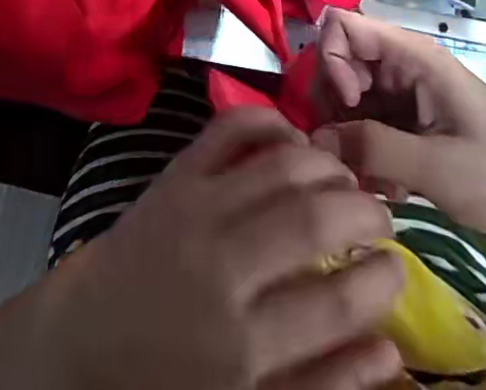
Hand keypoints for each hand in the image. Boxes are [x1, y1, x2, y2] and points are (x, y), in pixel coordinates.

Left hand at [48, 108, 406, 389]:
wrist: (89, 333)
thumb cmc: (172, 375)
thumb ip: (323, 383)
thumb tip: (392, 349)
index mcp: (244, 343)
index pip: (340, 302)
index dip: (386, 279)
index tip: (396, 267)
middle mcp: (223, 266)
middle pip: (317, 219)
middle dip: (366, 211)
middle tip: (378, 216)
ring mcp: (196, 208)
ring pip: (283, 165)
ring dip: (329, 165)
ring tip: (343, 180)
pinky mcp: (176, 174)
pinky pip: (230, 127)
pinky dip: (271, 120)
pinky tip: (294, 139)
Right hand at [308, 8, 485, 248]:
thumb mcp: (438, 168)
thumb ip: (373, 147)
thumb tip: (315, 139)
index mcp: (415, 57)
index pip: (344, 25)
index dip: (332, 60)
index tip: (347, 105)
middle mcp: (402, 66)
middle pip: (337, 61)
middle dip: (332, 105)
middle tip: (349, 151)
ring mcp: (401, 93)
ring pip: (343, 96)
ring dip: (345, 134)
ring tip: (370, 176)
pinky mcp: (403, 120)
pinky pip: (360, 122)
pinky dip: (360, 149)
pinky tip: (384, 184)